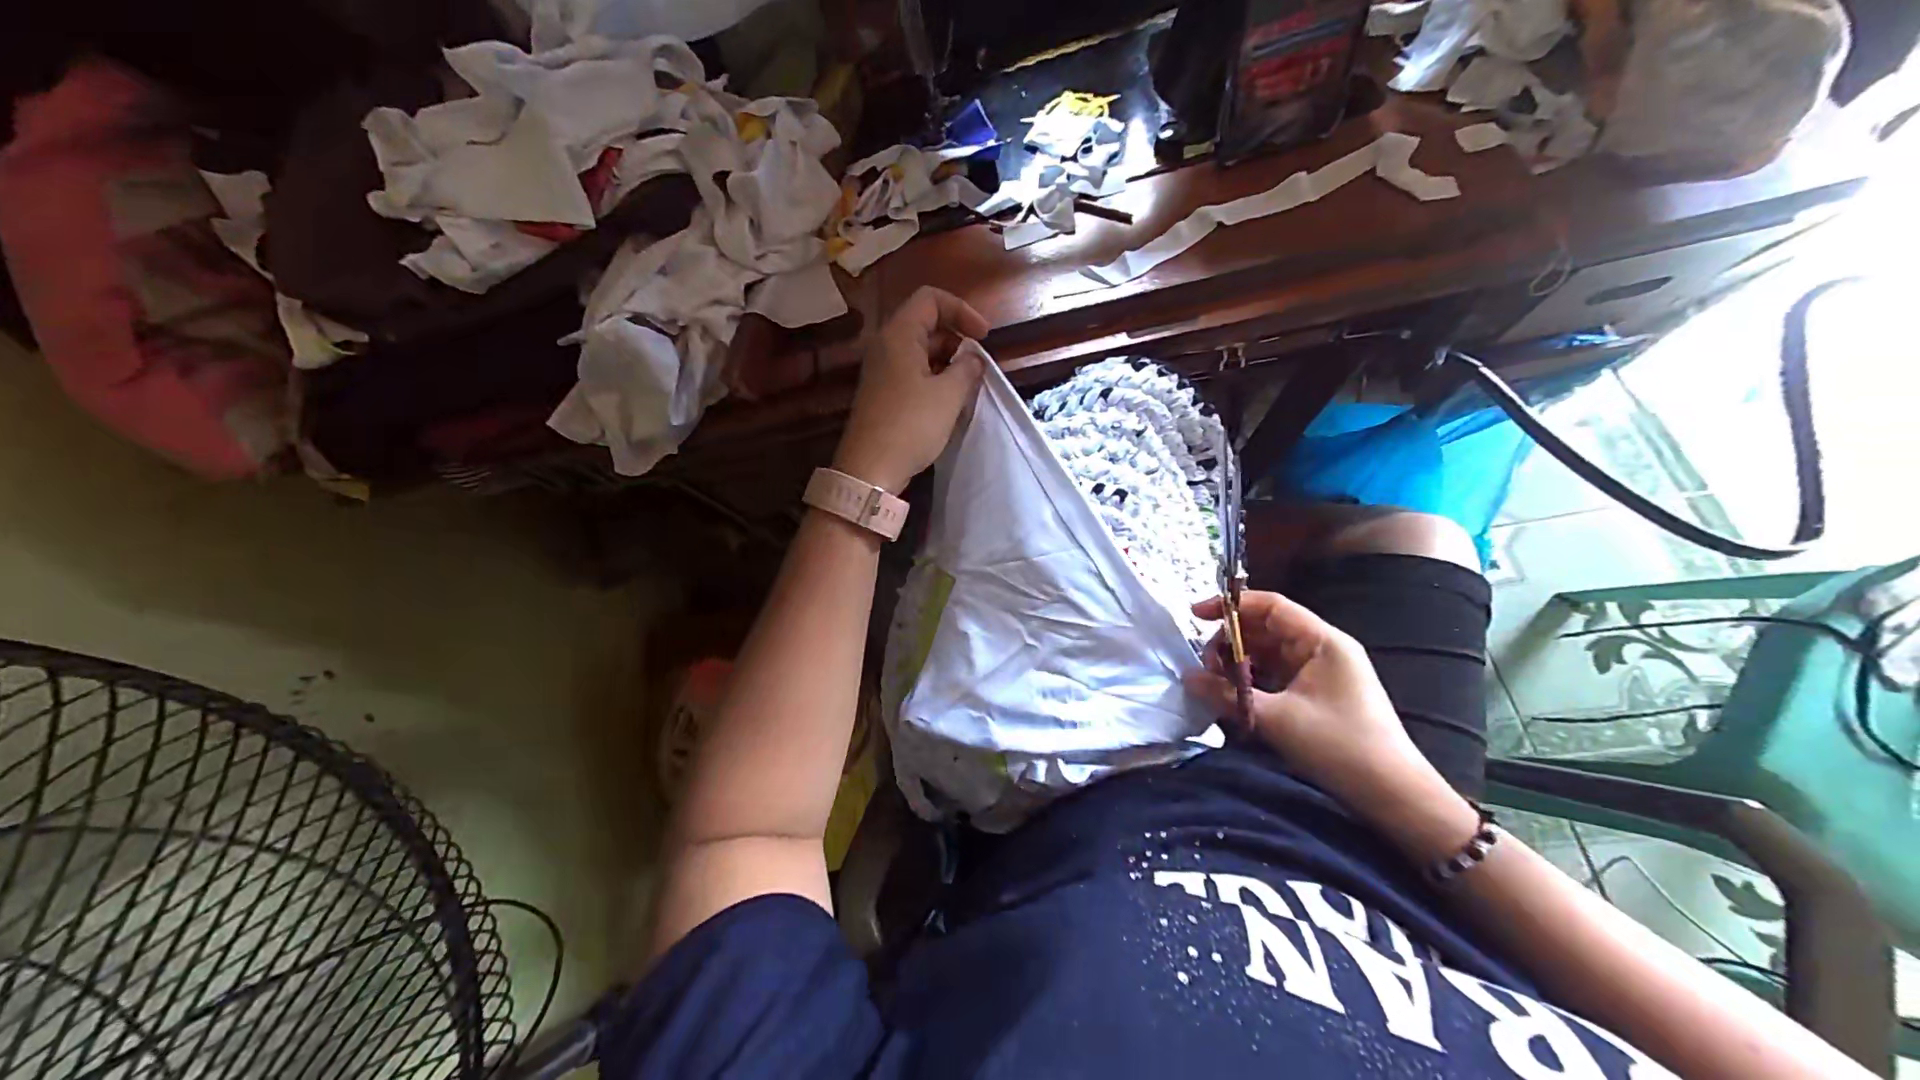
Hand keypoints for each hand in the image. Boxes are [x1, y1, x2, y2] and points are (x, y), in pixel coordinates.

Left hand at [832, 287, 991, 492]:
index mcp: (899, 334)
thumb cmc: (911, 426)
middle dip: (957, 336)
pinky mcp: (883, 392)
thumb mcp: (948, 395)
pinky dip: (935, 375)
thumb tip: (973, 358)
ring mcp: (882, 369)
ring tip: (968, 383)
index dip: (962, 310)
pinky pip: (913, 370)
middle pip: (925, 322)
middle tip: (979, 363)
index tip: (984, 336)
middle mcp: (886, 345)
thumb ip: (967, 368)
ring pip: (920, 348)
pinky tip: (950, 398)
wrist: (870, 469)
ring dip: (948, 359)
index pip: (931, 299)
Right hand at [1185, 591, 1477, 860]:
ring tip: (1214, 682)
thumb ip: (1227, 695)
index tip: (1195, 615)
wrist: (1393, 795)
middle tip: (1204, 664)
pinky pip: (1276, 675)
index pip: (1270, 606)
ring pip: (1268, 654)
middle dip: (1231, 640)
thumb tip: (1188, 678)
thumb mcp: (1276, 719)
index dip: (1231, 605)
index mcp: (1322, 642)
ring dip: (1238, 663)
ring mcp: (1321, 673)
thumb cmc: (1339, 746)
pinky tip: (1233, 696)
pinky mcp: (1317, 696)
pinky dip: (1252, 681)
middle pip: (1266, 628)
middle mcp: (1322, 650)